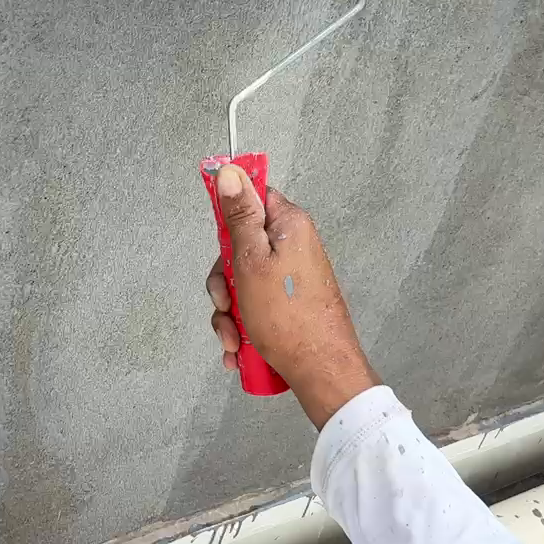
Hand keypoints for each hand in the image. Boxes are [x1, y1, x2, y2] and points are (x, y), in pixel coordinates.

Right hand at [206, 163, 379, 428]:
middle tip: (226, 303)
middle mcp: (292, 244)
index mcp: (289, 224)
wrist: (322, 373)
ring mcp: (290, 275)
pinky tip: (238, 349)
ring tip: (232, 339)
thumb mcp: (250, 260)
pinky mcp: (288, 301)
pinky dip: (242, 324)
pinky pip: (254, 302)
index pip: (252, 196)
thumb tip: (229, 170)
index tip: (221, 244)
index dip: (229, 216)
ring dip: (229, 310)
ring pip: (242, 278)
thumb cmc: (287, 316)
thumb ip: (239, 214)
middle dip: (224, 281)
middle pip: (239, 243)